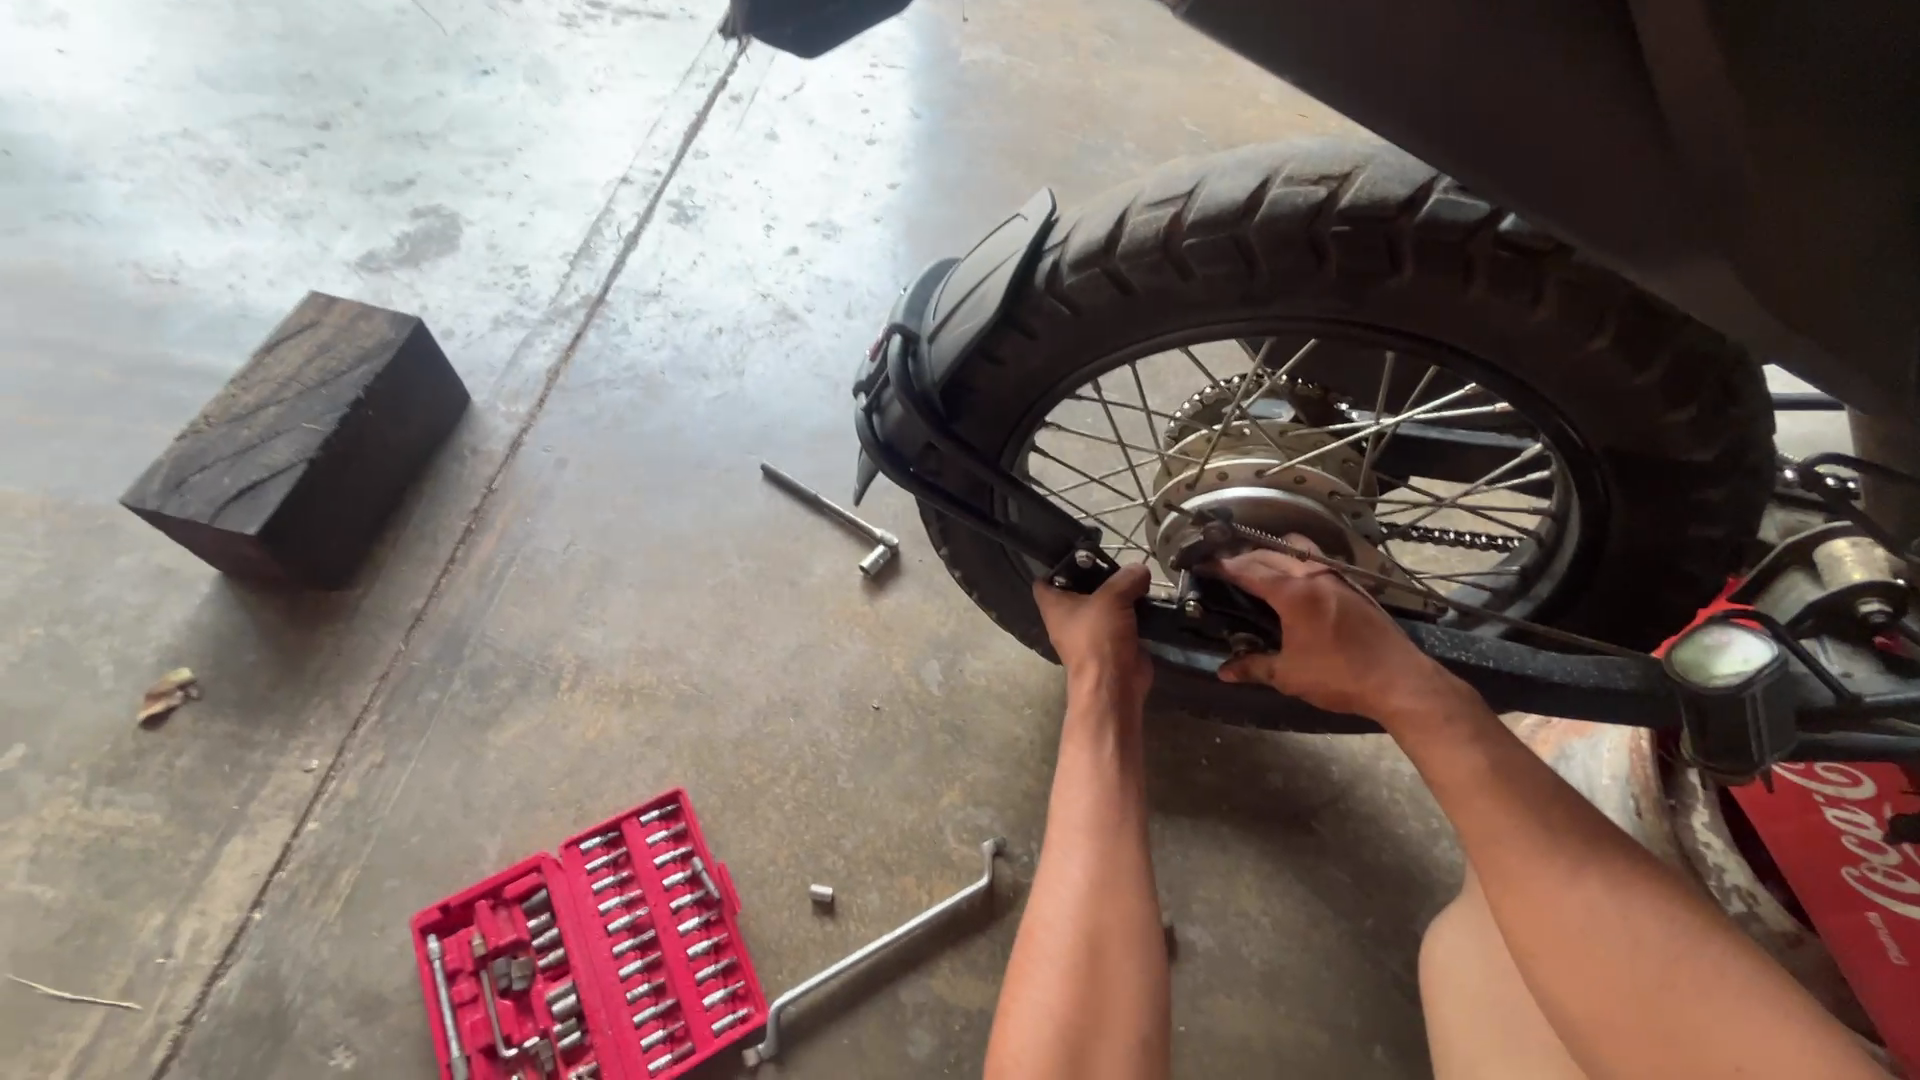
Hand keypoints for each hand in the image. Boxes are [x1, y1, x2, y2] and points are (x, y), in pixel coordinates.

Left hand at [1033, 563, 1153, 705]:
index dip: (1057, 564)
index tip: (1079, 551)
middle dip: (1098, 575)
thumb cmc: (1099, 637)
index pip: (1045, 579)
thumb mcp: (1112, 597)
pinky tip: (1148, 598)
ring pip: (1103, 604)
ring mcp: (1090, 631)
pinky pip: (1121, 620)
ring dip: (1119, 594)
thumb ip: (1126, 578)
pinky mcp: (1111, 642)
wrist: (1114, 684)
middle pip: (1079, 588)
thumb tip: (1140, 570)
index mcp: (1054, 605)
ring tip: (1138, 576)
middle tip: (1118, 561)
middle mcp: (1067, 617)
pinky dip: (1133, 612)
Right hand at [1208, 537, 1461, 723]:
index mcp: (1294, 594)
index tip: (1204, 565)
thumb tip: (1224, 671)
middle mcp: (1314, 576)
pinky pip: (1318, 561)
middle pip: (1271, 553)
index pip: (1249, 570)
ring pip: (1299, 549)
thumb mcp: (1289, 676)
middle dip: (1244, 557)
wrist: (1401, 681)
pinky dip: (1297, 561)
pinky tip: (1295, 582)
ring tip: (1259, 567)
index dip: (1223, 567)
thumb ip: (1254, 667)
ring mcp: (1338, 578)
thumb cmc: (1340, 677)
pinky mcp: (1355, 587)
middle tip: (1225, 567)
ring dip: (1274, 552)